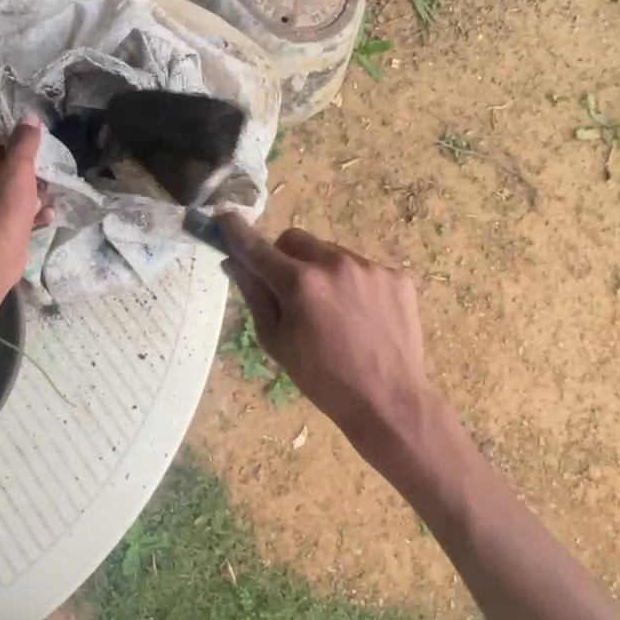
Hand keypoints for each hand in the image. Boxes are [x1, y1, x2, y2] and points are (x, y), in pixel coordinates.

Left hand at [0, 118, 50, 292]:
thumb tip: (30, 117)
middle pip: (8, 163)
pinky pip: (22, 210)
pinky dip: (35, 211)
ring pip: (17, 187)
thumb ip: (25, 141)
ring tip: (48, 193)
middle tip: (47, 169)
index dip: (13, 135)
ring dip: (37, 190)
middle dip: (30, 166)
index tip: (35, 139)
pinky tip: (47, 215)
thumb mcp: (18, 168)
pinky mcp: (2, 224)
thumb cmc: (6, 205)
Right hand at [216, 214, 436, 458]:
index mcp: (299, 283)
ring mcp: (369, 268)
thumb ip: (254, 295)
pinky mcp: (396, 277)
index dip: (235, 230)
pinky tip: (359, 315)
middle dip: (284, 257)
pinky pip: (360, 268)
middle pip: (294, 240)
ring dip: (319, 270)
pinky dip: (351, 283)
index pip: (256, 246)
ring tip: (331, 310)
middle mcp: (334, 264)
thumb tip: (234, 263)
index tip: (223, 217)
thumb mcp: (275, 341)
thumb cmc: (322, 378)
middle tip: (288, 290)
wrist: (389, 402)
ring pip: (329, 253)